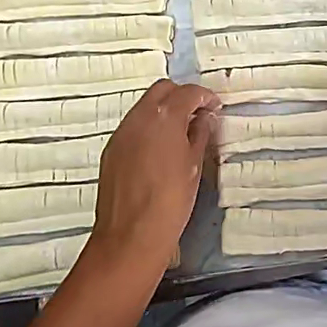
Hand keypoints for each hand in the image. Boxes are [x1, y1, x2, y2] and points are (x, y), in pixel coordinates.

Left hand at [89, 79, 218, 267]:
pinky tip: (161, 148)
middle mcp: (139, 118)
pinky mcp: (111, 150)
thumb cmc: (171, 200)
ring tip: (182, 131)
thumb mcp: (194, 164)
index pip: (188, 92)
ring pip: (145, 106)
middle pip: (162, 90)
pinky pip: (133, 126)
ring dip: (164, 110)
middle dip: (182, 96)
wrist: (131, 235)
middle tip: (199, 113)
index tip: (215, 107)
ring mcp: (121, 133)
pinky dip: (149, 127)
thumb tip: (204, 118)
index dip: (205, 96)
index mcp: (164, 117)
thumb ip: (200, 134)